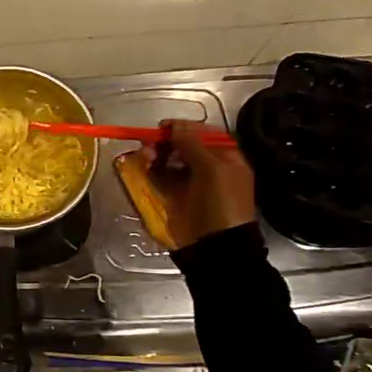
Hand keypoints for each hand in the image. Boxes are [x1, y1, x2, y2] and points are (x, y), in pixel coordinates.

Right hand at [151, 120, 255, 247]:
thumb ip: (192, 143)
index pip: (204, 133)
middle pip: (184, 145)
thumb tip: (174, 125)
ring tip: (146, 157)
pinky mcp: (175, 197)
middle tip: (151, 143)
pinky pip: (161, 178)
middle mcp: (209, 167)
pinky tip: (145, 167)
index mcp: (226, 158)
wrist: (215, 246)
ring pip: (170, 160)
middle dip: (167, 142)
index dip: (184, 127)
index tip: (164, 127)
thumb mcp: (212, 169)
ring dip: (157, 155)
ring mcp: (191, 183)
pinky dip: (151, 171)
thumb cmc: (220, 203)